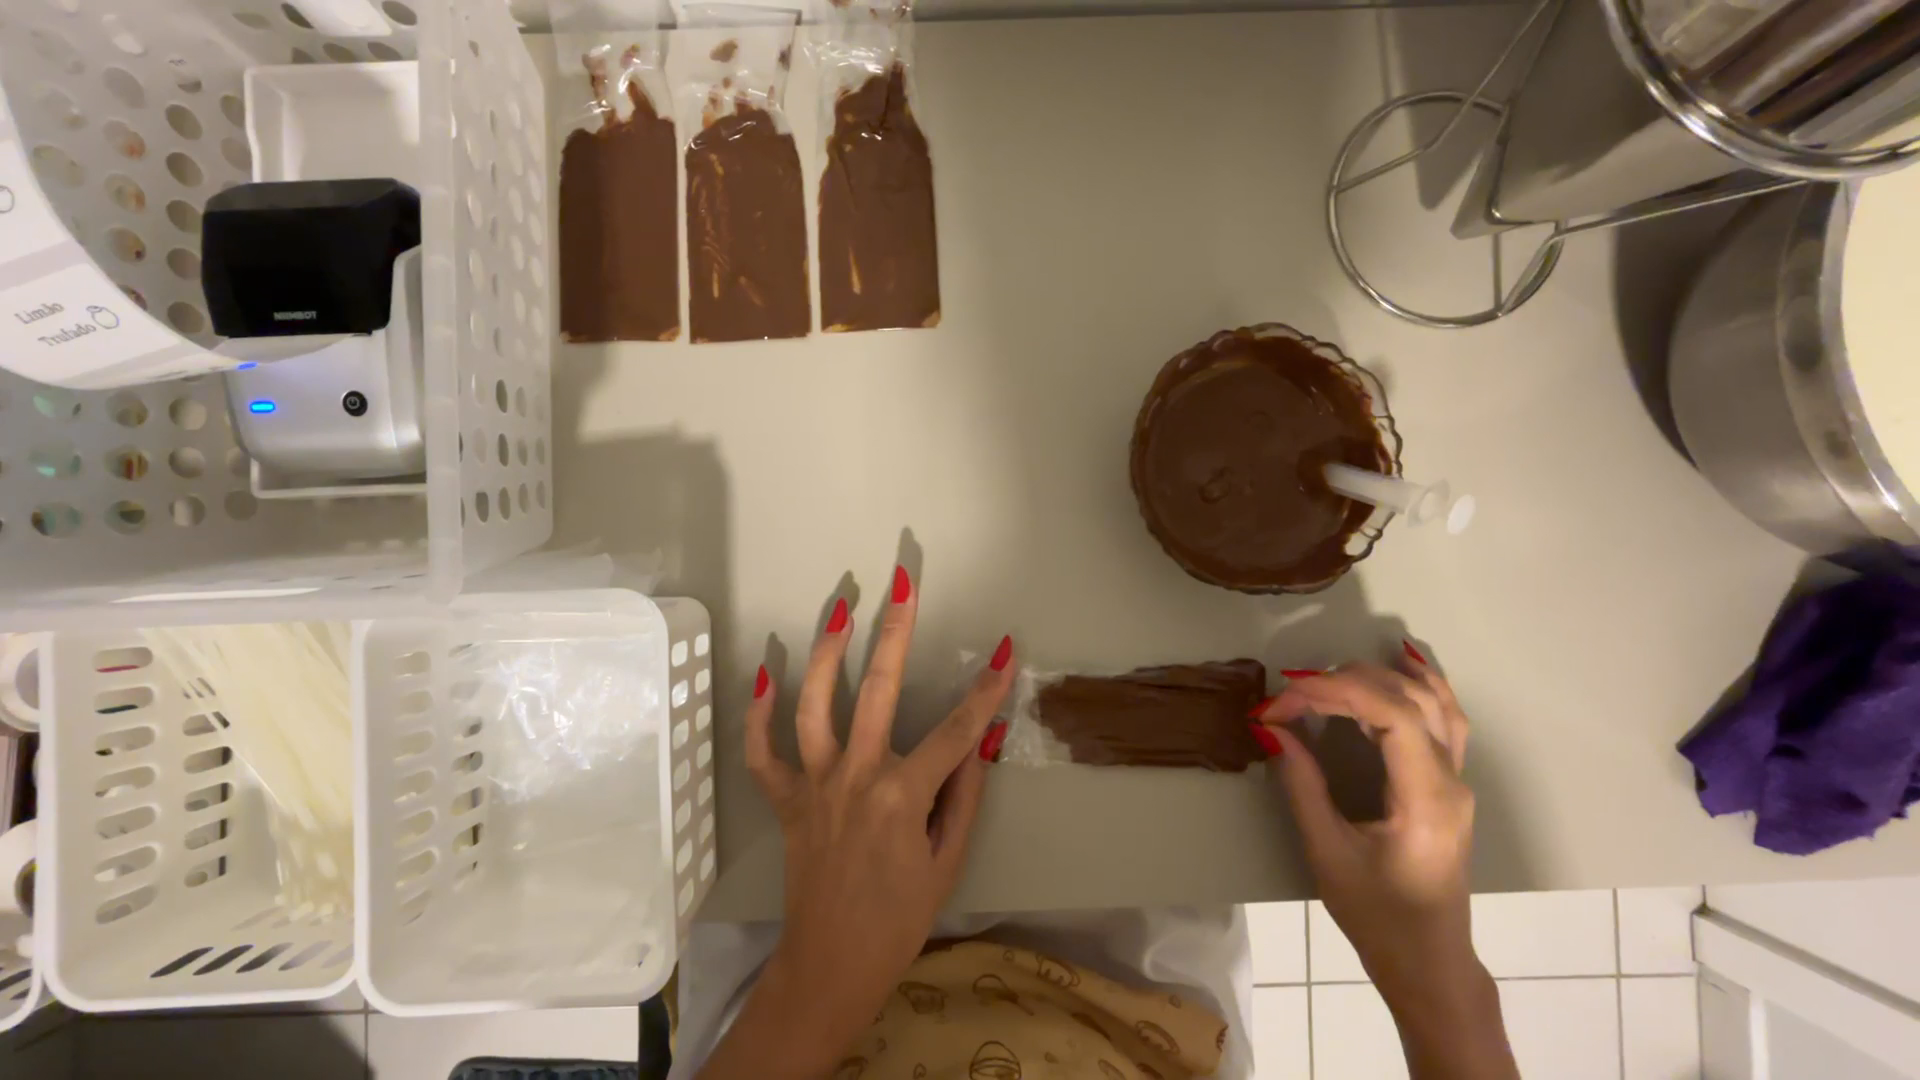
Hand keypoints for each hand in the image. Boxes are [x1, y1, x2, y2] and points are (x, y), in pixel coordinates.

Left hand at [715, 568, 1015, 1079]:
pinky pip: (765, 751)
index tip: (1004, 650)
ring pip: (814, 705)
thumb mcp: (948, 861)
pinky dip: (760, 712)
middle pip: (877, 690)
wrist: (831, 965)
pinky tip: (766, 671)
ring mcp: (814, 784)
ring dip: (826, 650)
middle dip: (896, 630)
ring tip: (839, 606)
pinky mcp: (786, 800)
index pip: (955, 730)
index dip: (985, 691)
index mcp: (902, 795)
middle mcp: (855, 777)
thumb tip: (986, 738)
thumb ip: (965, 793)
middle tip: (903, 581)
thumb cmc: (899, 919)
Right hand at [1253, 650, 1472, 983]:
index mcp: (1426, 799)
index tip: (1282, 700)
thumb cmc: (1377, 915)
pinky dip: (1424, 683)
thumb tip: (1272, 729)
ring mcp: (1456, 779)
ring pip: (1433, 701)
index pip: (1390, 715)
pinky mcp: (1448, 782)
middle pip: (1409, 699)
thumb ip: (1302, 785)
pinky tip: (1404, 661)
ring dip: (1380, 676)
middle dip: (1344, 683)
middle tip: (1290, 693)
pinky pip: (1444, 717)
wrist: (1427, 960)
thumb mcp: (1327, 853)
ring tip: (1329, 672)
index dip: (1333, 693)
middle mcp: (1451, 780)